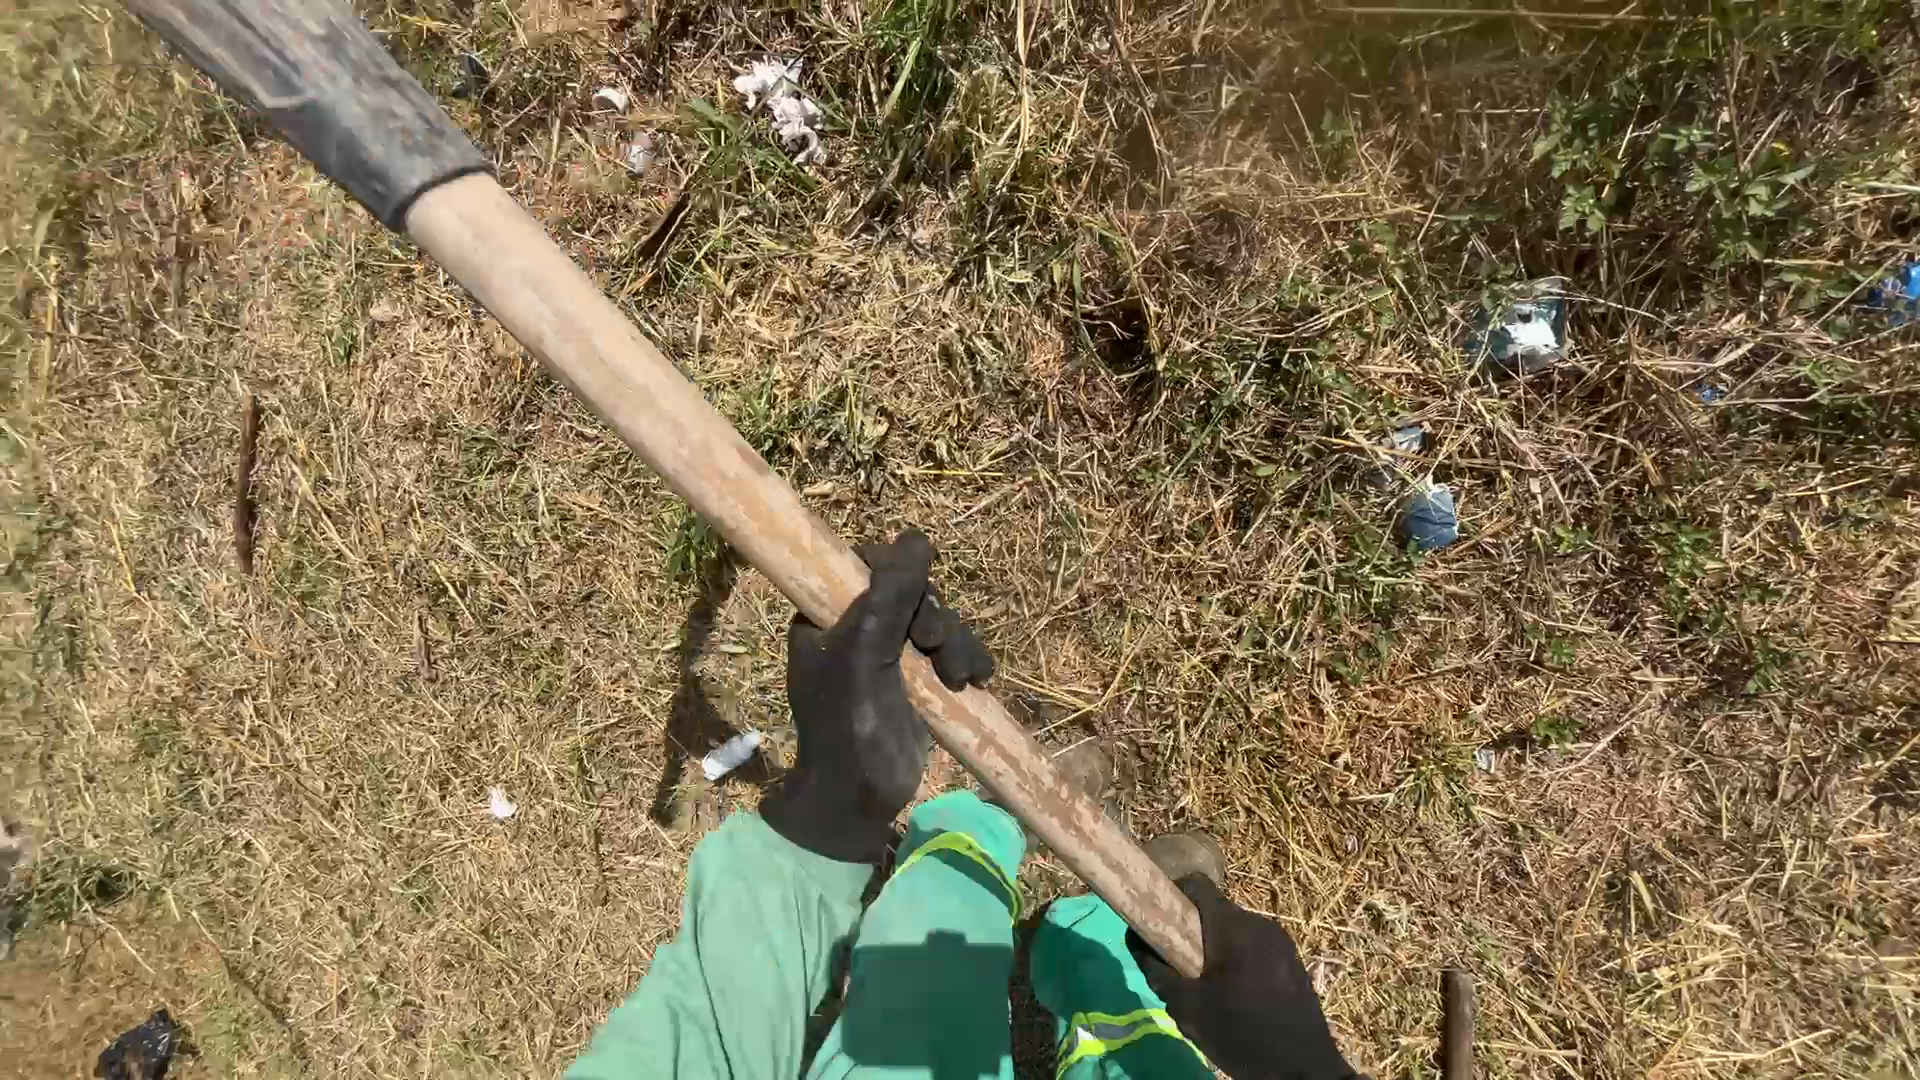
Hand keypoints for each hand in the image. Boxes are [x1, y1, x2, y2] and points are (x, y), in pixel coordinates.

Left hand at [763, 530, 993, 862]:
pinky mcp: (921, 679)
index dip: (898, 576)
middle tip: (934, 644)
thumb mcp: (863, 654)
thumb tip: (916, 537)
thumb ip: (888, 597)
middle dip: (932, 618)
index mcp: (827, 616)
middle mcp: (859, 629)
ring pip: (938, 622)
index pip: (867, 568)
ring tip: (958, 676)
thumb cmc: (846, 726)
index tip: (916, 599)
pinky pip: (954, 650)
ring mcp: (893, 654)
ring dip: (955, 643)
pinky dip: (969, 660)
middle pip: (911, 594)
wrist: (859, 801)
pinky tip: (977, 680)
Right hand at [1128, 876, 1355, 1079]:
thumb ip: (1156, 969)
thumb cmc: (1240, 1035)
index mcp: (1232, 925)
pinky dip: (1241, 959)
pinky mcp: (1294, 960)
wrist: (1304, 1074)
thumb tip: (1134, 938)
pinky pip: (1257, 946)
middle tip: (1184, 963)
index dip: (1173, 895)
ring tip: (1212, 983)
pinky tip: (1240, 993)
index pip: (1196, 884)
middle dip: (1195, 930)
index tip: (1162, 921)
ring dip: (1219, 946)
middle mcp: (1259, 922)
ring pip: (1236, 929)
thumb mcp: (1187, 1008)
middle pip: (1215, 909)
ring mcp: (1281, 941)